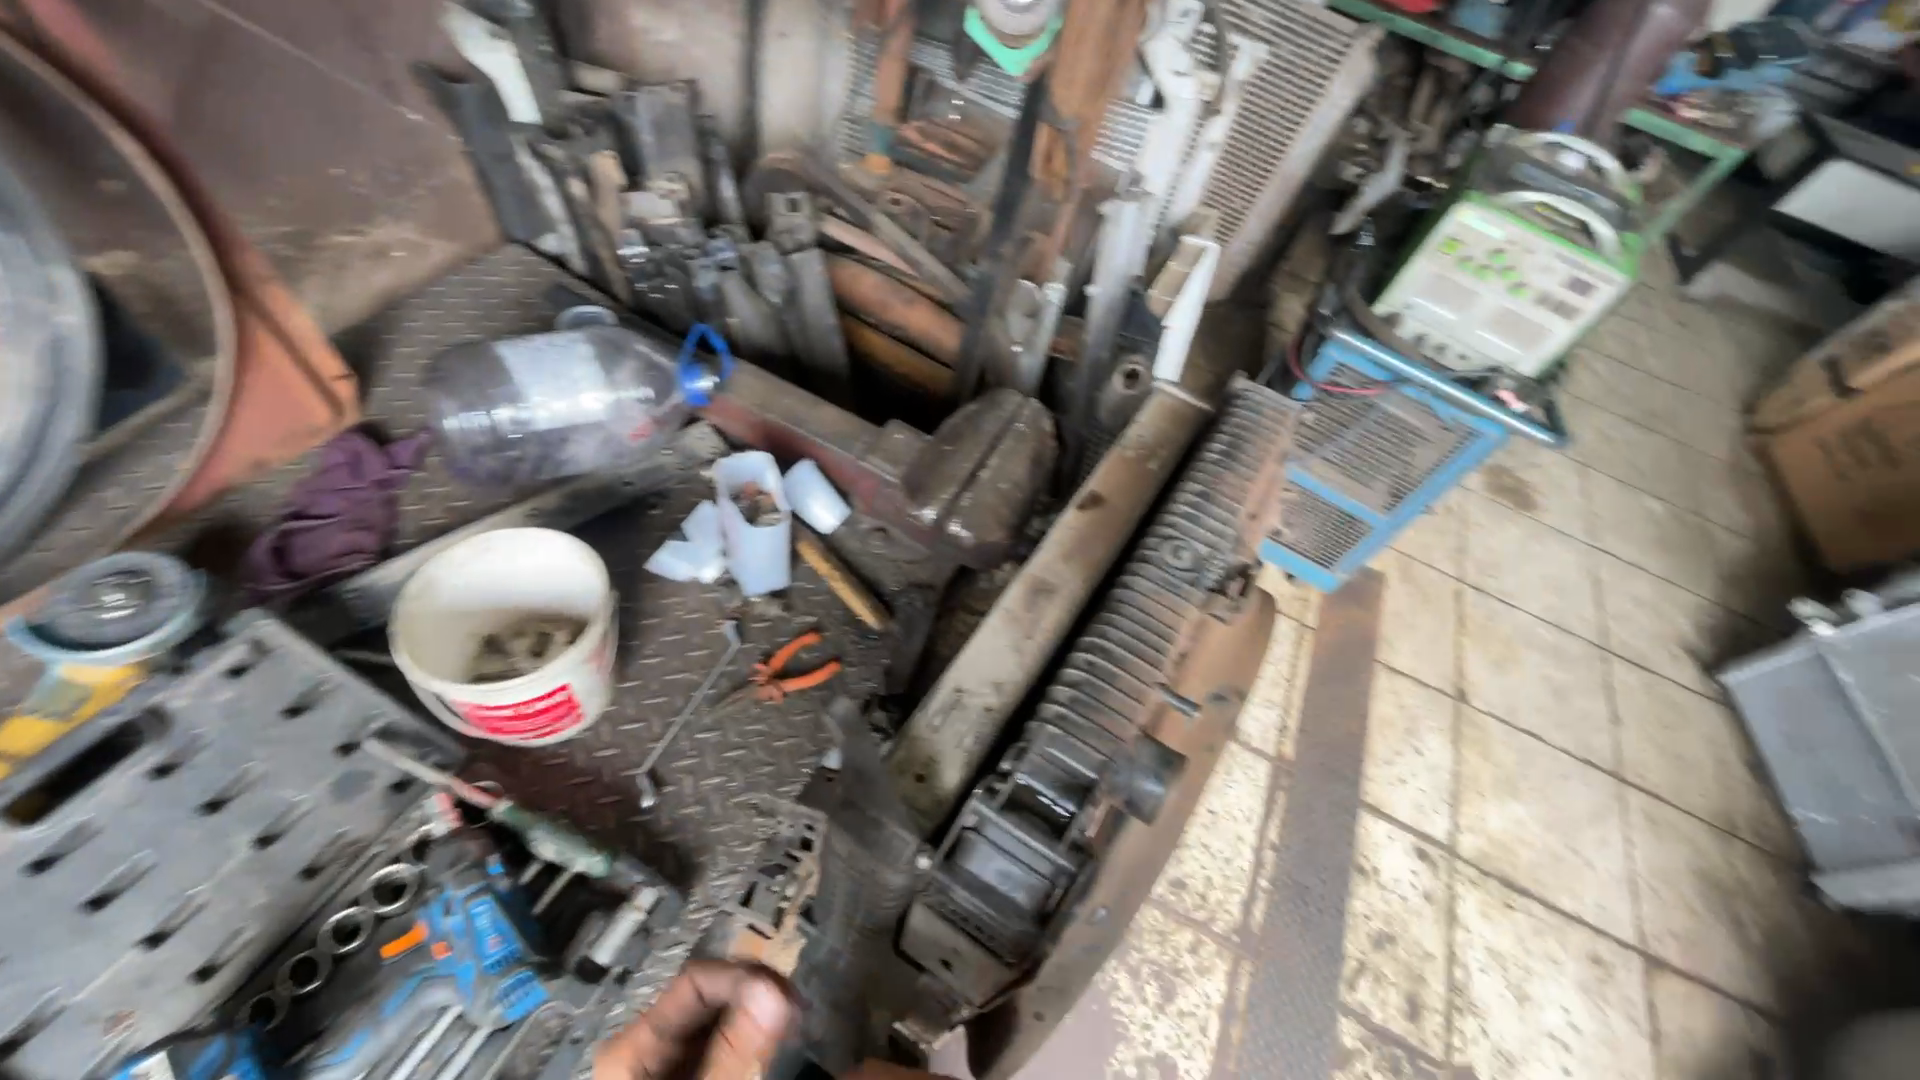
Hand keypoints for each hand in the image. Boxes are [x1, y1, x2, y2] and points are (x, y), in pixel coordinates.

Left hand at [593, 960, 796, 1079]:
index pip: (696, 980)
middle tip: (799, 1011)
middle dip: (754, 994)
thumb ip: (735, 1051)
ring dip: (755, 1015)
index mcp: (635, 1045)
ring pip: (715, 1020)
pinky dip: (746, 1041)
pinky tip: (772, 1046)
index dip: (743, 977)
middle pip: (705, 997)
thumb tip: (775, 988)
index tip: (789, 996)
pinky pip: (716, 1046)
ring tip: (793, 1025)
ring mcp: (662, 1067)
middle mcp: (645, 1046)